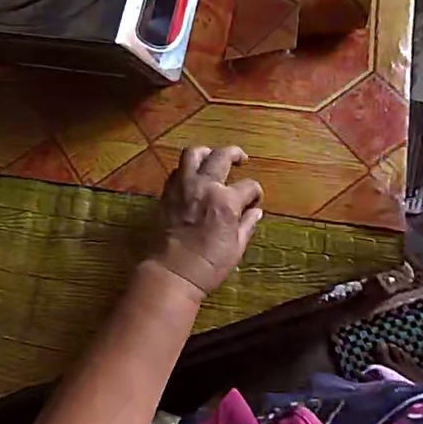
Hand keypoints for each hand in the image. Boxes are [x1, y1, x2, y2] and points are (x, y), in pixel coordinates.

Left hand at [148, 145, 263, 296]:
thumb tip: (255, 212)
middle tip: (240, 158)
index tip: (254, 201)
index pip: (249, 186)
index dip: (255, 193)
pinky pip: (176, 171)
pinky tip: (193, 177)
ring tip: (212, 156)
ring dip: (206, 152)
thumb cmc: (208, 264)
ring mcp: (183, 187)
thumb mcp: (236, 247)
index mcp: (226, 200)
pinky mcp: (167, 193)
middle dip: (234, 153)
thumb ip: (247, 224)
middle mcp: (204, 187)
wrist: (172, 271)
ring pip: (192, 154)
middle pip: (221, 156)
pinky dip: (186, 170)